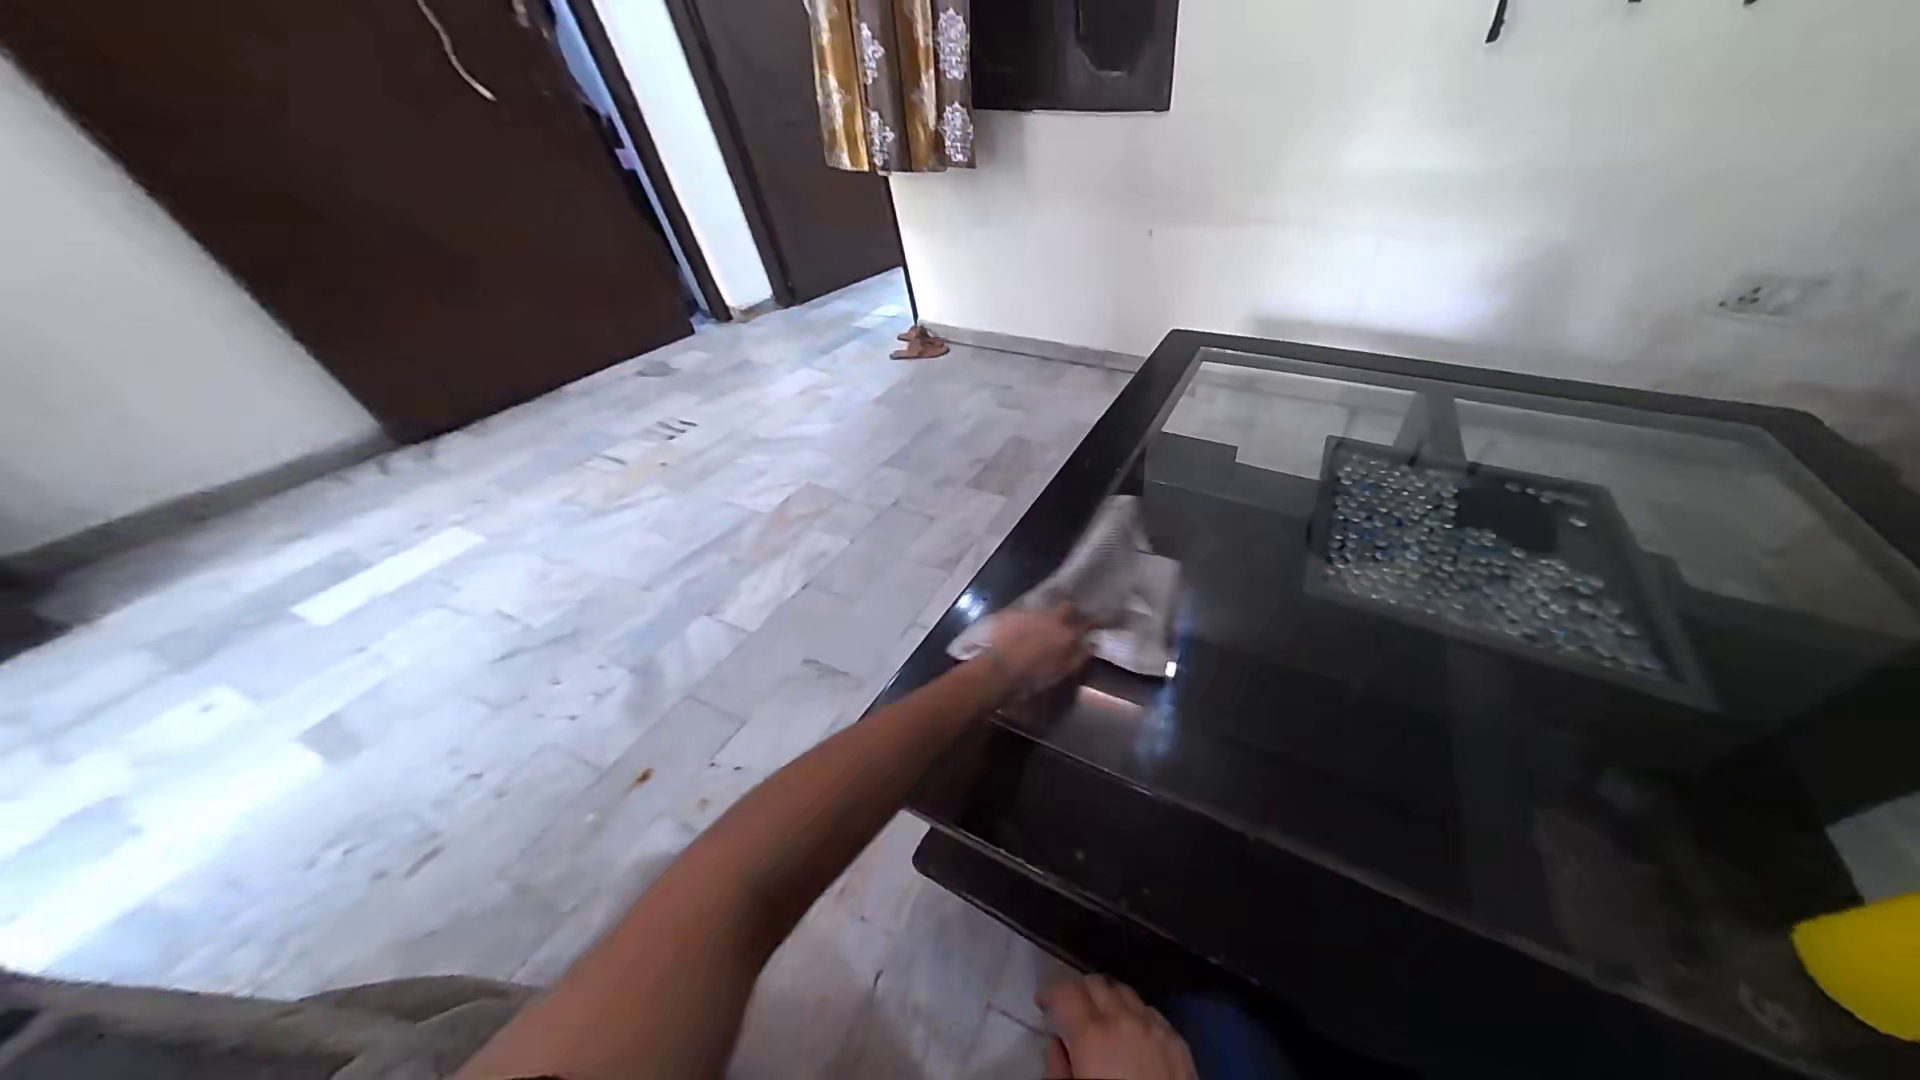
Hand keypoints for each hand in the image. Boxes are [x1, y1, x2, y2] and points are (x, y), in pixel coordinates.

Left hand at [985, 603, 1090, 687]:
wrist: (999, 670)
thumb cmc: (1034, 677)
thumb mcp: (1062, 671)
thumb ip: (1080, 656)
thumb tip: (1092, 644)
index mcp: (1067, 633)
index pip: (1087, 622)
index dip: (1092, 621)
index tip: (1095, 622)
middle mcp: (1051, 618)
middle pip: (1066, 606)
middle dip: (1068, 611)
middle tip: (1065, 620)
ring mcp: (1031, 612)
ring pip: (1043, 609)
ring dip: (1044, 617)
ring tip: (1038, 628)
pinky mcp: (1012, 613)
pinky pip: (1023, 613)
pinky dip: (1024, 620)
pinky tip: (1019, 630)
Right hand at [1039, 974, 1195, 1079]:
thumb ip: (1057, 1071)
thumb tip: (1058, 1046)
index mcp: (1092, 1037)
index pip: (1065, 991)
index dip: (1049, 992)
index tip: (1043, 1004)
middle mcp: (1125, 1021)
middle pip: (1096, 983)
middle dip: (1078, 991)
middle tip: (1069, 1011)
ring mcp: (1156, 1029)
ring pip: (1125, 992)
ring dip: (1108, 1000)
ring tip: (1101, 1021)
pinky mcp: (1180, 1044)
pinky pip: (1151, 1012)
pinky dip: (1134, 1014)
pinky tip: (1131, 1037)